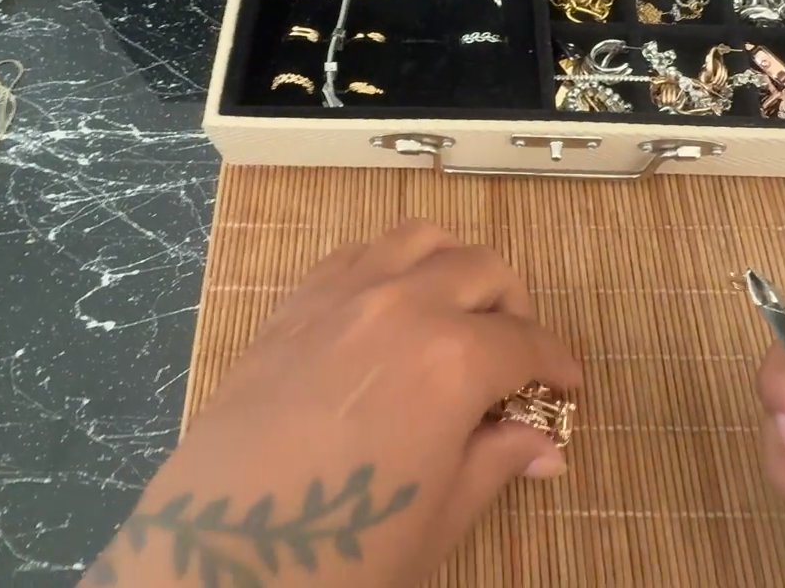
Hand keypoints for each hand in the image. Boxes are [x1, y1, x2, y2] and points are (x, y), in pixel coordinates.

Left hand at [84, 220, 579, 587]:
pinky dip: (391, 262)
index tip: (566, 383)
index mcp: (452, 359)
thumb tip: (545, 446)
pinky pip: (360, 251)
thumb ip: (496, 461)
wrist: (218, 546)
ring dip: (454, 264)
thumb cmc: (340, 544)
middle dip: (514, 306)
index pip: (526, 342)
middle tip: (514, 350)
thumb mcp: (438, 515)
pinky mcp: (300, 297)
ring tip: (456, 307)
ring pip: (421, 237)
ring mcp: (346, 291)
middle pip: (483, 268)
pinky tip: (390, 302)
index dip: (557, 362)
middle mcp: (404, 303)